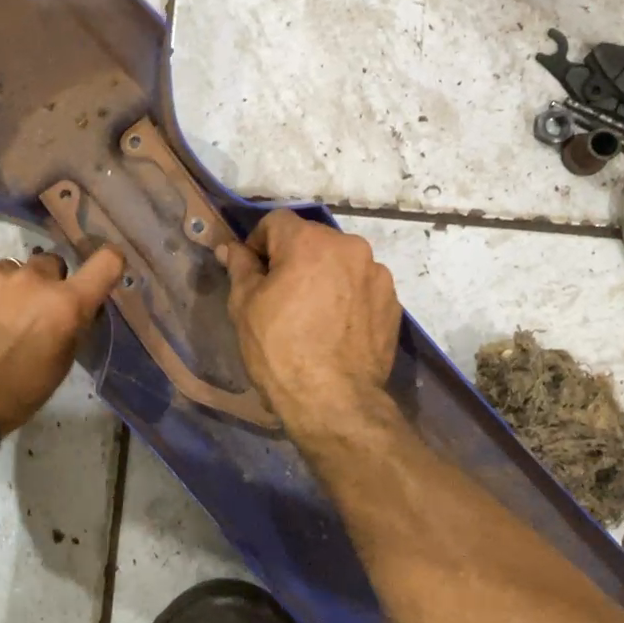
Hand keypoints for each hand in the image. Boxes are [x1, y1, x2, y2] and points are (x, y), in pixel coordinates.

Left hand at [0, 248, 124, 433]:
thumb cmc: (12, 396)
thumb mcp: (58, 366)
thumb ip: (72, 325)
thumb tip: (74, 306)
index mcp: (64, 305)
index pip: (106, 262)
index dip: (107, 262)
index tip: (99, 270)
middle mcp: (31, 279)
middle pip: (48, 265)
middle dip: (44, 285)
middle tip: (27, 314)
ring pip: (8, 271)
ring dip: (6, 289)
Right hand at [218, 210, 400, 424]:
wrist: (334, 401)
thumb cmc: (280, 349)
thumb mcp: (245, 306)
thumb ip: (240, 267)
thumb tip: (230, 248)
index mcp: (310, 242)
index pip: (277, 221)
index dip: (258, 243)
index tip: (252, 272)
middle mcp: (350, 248)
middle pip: (312, 240)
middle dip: (293, 259)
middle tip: (279, 296)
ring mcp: (377, 275)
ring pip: (340, 263)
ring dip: (323, 277)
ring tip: (310, 315)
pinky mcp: (392, 303)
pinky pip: (361, 288)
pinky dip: (346, 298)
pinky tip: (334, 328)